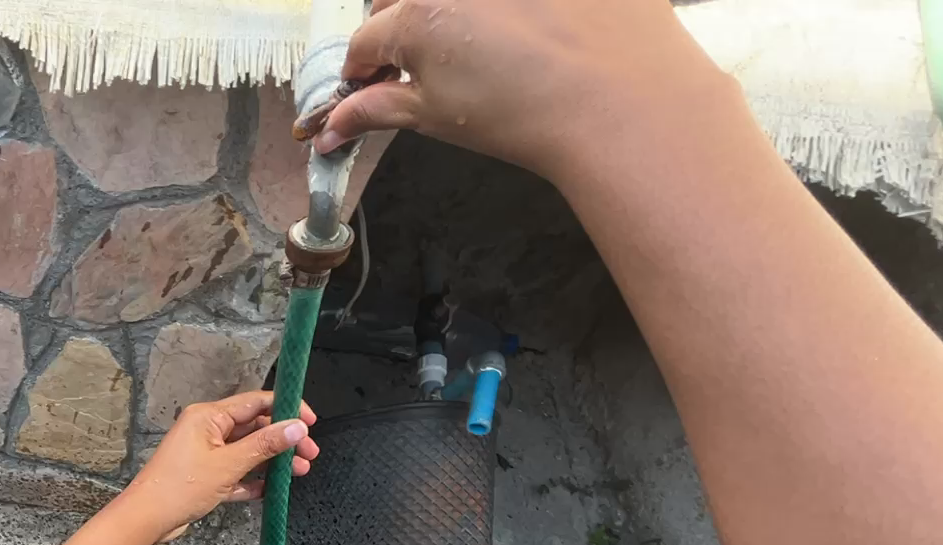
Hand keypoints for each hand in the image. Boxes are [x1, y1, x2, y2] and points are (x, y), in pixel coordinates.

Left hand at [114, 391, 317, 542]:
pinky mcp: (203, 475)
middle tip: (309, 453)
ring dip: (271, 462)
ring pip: (246, 452)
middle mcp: (206, 430)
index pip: (255, 402)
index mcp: (208, 417)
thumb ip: (264, 445)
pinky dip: (251, 480)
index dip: (286, 409)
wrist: (147, 519)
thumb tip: (295, 427)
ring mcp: (204, 453)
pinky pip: (234, 473)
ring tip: (297, 473)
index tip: (310, 421)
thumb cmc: (178, 488)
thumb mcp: (229, 464)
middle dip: (282, 440)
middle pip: (254, 428)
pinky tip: (269, 489)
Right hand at [312, 0, 734, 186]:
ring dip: (443, 13)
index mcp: (416, 13)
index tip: (367, 91)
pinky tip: (518, 24)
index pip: (364, 42)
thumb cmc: (516, 112)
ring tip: (470, 41)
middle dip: (396, 26)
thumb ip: (374, 112)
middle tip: (416, 64)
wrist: (616, 95)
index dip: (360, 73)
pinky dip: (497, 8)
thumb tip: (326, 133)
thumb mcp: (433, 116)